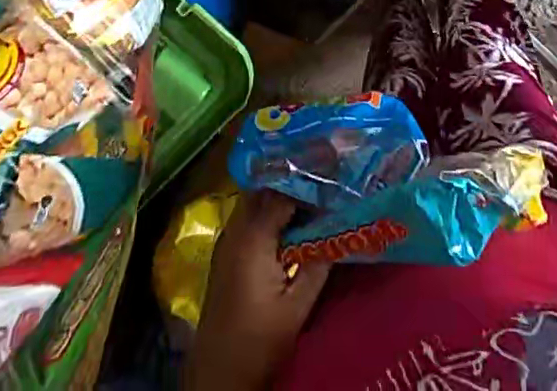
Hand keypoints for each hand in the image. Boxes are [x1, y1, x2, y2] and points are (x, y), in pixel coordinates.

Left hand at [184, 191, 330, 390]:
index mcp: (253, 237)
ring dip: (279, 199)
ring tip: (311, 203)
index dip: (307, 188)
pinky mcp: (225, 254)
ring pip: (253, 203)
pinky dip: (267, 214)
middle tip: (322, 187)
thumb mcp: (297, 306)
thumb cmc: (259, 341)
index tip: (332, 185)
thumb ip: (317, 265)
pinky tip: (289, 227)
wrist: (219, 372)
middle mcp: (235, 229)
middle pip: (263, 192)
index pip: (281, 194)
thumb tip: (337, 232)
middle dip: (292, 186)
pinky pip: (247, 219)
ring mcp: (227, 240)